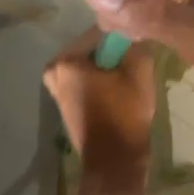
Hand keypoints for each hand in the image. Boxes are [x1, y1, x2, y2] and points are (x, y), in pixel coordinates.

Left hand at [43, 28, 156, 179]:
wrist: (115, 160)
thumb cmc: (125, 112)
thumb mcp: (139, 70)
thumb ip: (134, 44)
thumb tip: (131, 34)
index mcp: (67, 62)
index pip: (98, 33)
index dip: (120, 38)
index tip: (135, 48)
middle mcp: (54, 74)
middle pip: (90, 51)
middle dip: (110, 55)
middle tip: (131, 65)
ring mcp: (56, 93)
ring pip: (87, 68)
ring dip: (105, 70)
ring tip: (126, 80)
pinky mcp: (65, 107)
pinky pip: (83, 84)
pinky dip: (98, 84)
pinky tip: (116, 95)